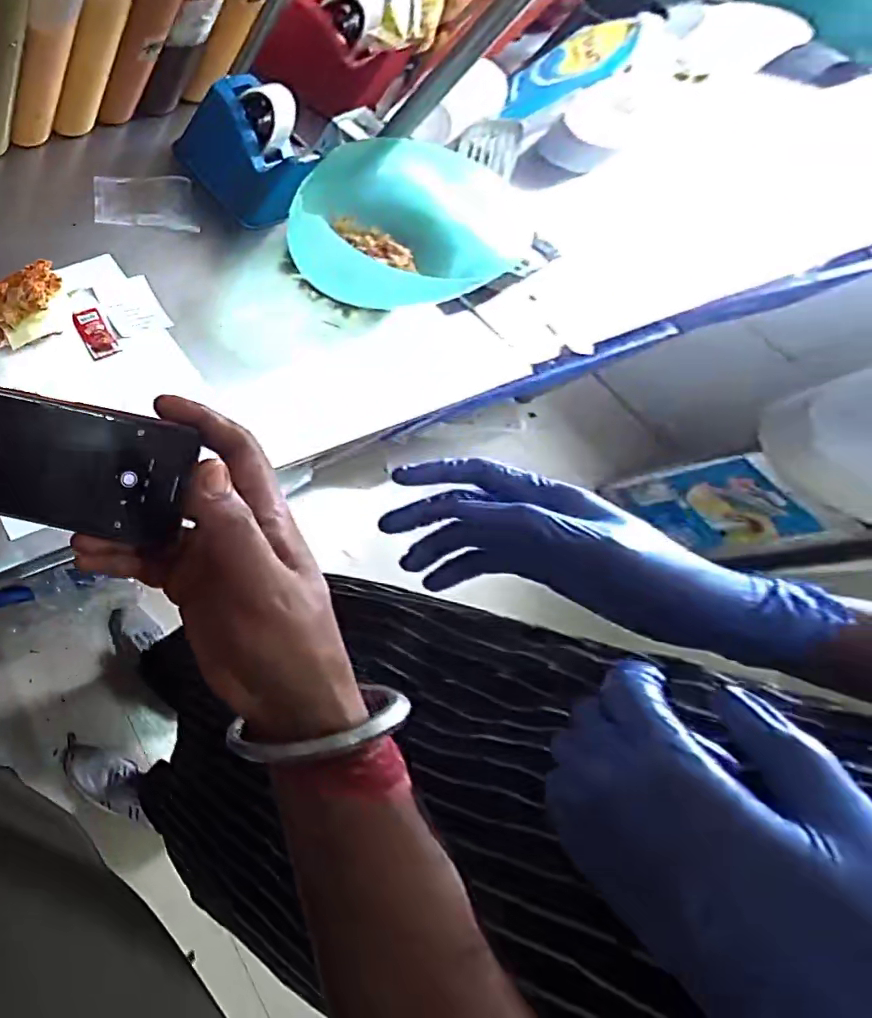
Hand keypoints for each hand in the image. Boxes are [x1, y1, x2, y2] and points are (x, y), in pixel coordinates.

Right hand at [72, 397, 366, 741]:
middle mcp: (229, 527)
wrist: (285, 702)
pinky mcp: (185, 581)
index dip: (204, 422)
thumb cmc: (289, 641)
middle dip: (143, 475)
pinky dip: (117, 558)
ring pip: (154, 525)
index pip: (235, 453)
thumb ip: (233, 528)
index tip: (164, 406)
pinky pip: (145, 559)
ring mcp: (205, 555)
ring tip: (82, 534)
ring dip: (119, 527)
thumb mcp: (263, 584)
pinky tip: (91, 561)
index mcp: (259, 517)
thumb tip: (205, 469)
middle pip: (182, 485)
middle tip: (101, 471)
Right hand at [379, 458, 853, 668]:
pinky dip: (455, 568)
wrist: (701, 614)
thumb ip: (521, 522)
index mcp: (545, 499)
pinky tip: (436, 583)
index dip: (434, 473)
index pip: (477, 475)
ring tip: (409, 567)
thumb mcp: (585, 544)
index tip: (395, 481)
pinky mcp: (537, 564)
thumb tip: (457, 510)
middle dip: (421, 516)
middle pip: (463, 506)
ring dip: (433, 547)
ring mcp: (533, 539)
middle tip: (386, 531)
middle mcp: (532, 513)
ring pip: (467, 535)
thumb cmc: (652, 573)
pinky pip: (482, 560)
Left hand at [547, 661, 871, 1017]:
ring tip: (663, 765)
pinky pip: (559, 788)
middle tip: (678, 730)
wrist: (805, 1011)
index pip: (622, 692)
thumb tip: (726, 695)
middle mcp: (603, 779)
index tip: (659, 677)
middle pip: (587, 716)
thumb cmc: (846, 920)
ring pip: (567, 749)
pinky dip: (584, 775)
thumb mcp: (847, 826)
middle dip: (621, 709)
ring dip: (601, 742)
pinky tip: (635, 798)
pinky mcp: (578, 851)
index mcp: (663, 763)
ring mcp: (582, 816)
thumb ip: (783, 749)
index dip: (638, 677)